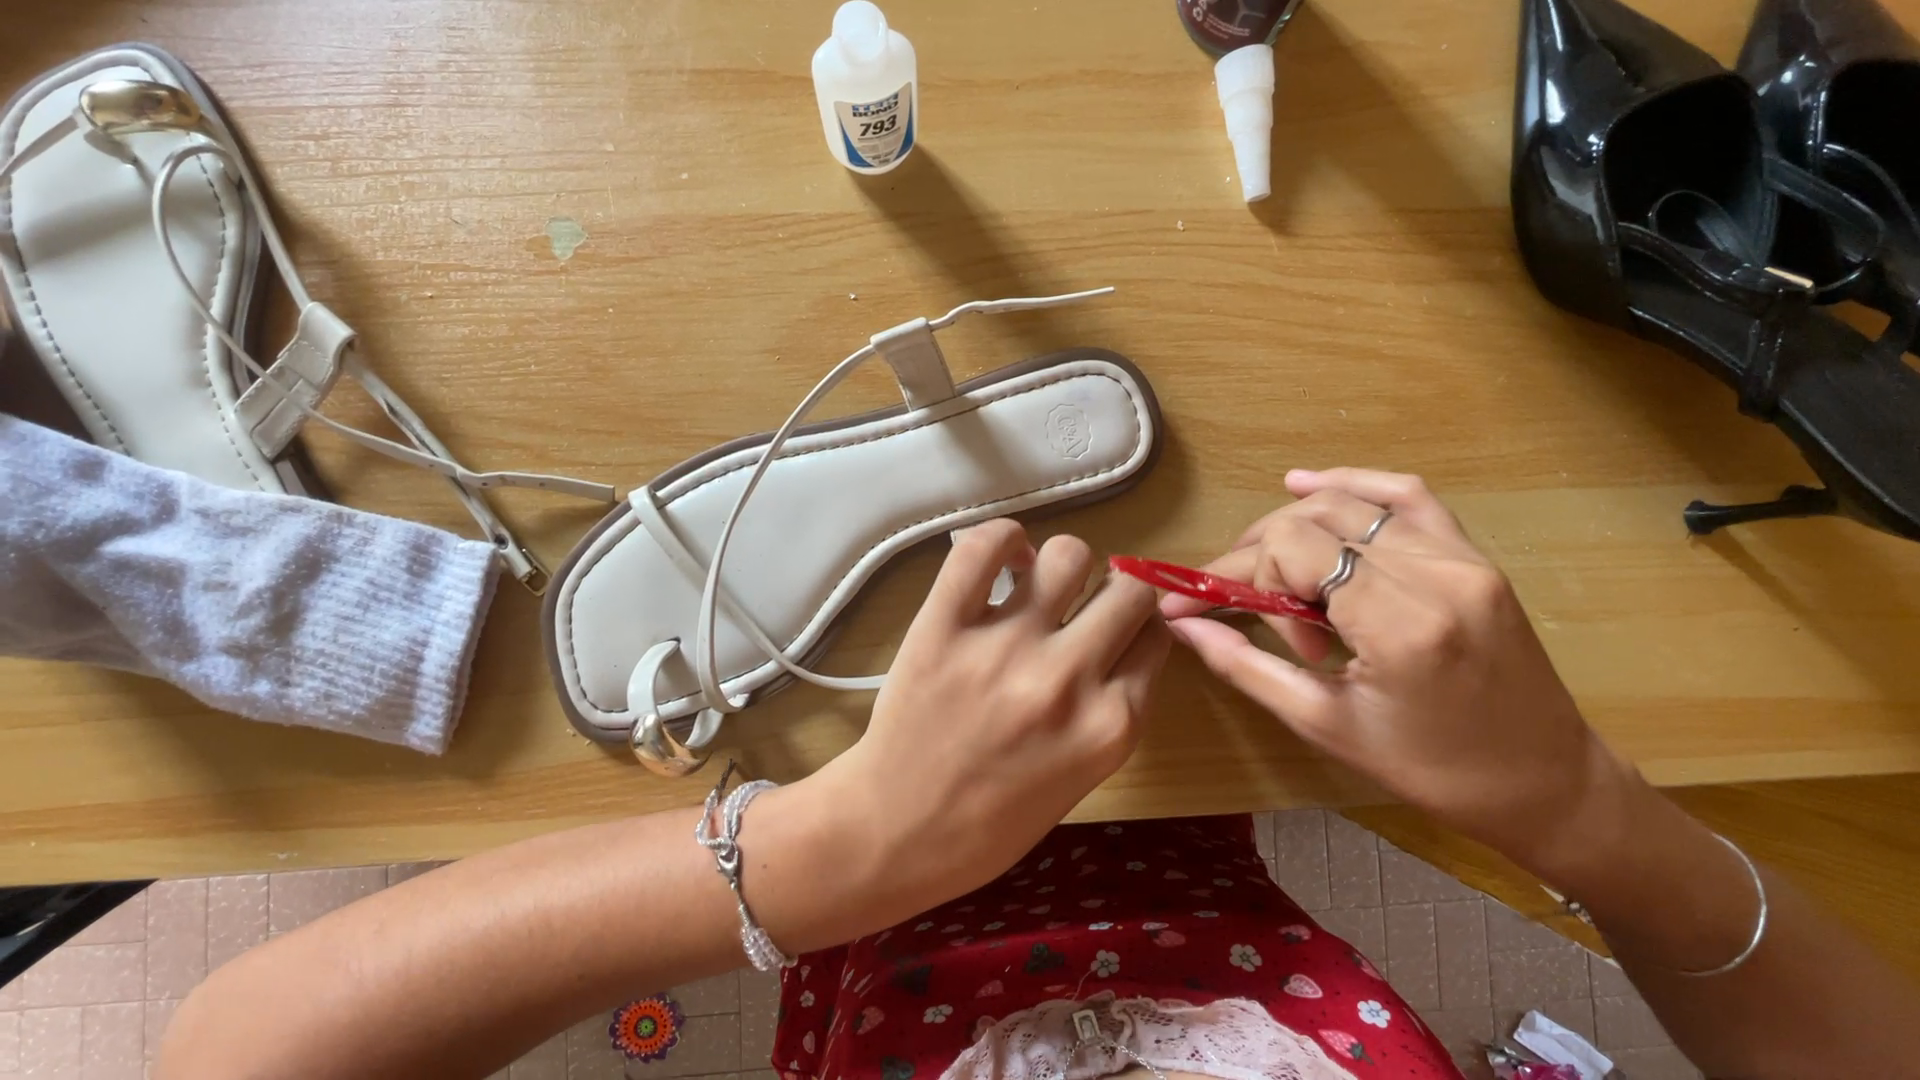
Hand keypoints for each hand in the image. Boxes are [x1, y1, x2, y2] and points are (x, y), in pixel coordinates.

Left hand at [807, 519, 1170, 928]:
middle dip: (1119, 591)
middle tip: (1086, 606)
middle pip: (1130, 590)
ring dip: (1064, 566)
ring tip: (1039, 586)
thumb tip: (1122, 640)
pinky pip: (983, 547)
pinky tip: (1002, 560)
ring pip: (1069, 554)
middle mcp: (1068, 678)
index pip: (1156, 639)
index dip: (1143, 628)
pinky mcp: (944, 626)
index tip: (1123, 629)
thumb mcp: (1080, 775)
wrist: (899, 831)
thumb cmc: (993, 821)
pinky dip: (1001, 539)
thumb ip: (1109, 710)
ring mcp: (1004, 646)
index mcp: (1110, 725)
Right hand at [1163, 468, 1625, 868]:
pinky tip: (1306, 486)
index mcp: (1401, 623)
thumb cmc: (1430, 770)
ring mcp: (1463, 557)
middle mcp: (1436, 573)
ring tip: (1272, 574)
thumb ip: (1245, 665)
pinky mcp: (1475, 555)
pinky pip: (1407, 496)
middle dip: (1260, 559)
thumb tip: (1182, 624)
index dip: (1236, 574)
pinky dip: (1352, 485)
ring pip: (1351, 504)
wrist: (1544, 784)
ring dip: (1294, 530)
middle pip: (1312, 521)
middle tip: (1250, 612)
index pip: (1291, 550)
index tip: (1211, 612)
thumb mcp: (1324, 724)